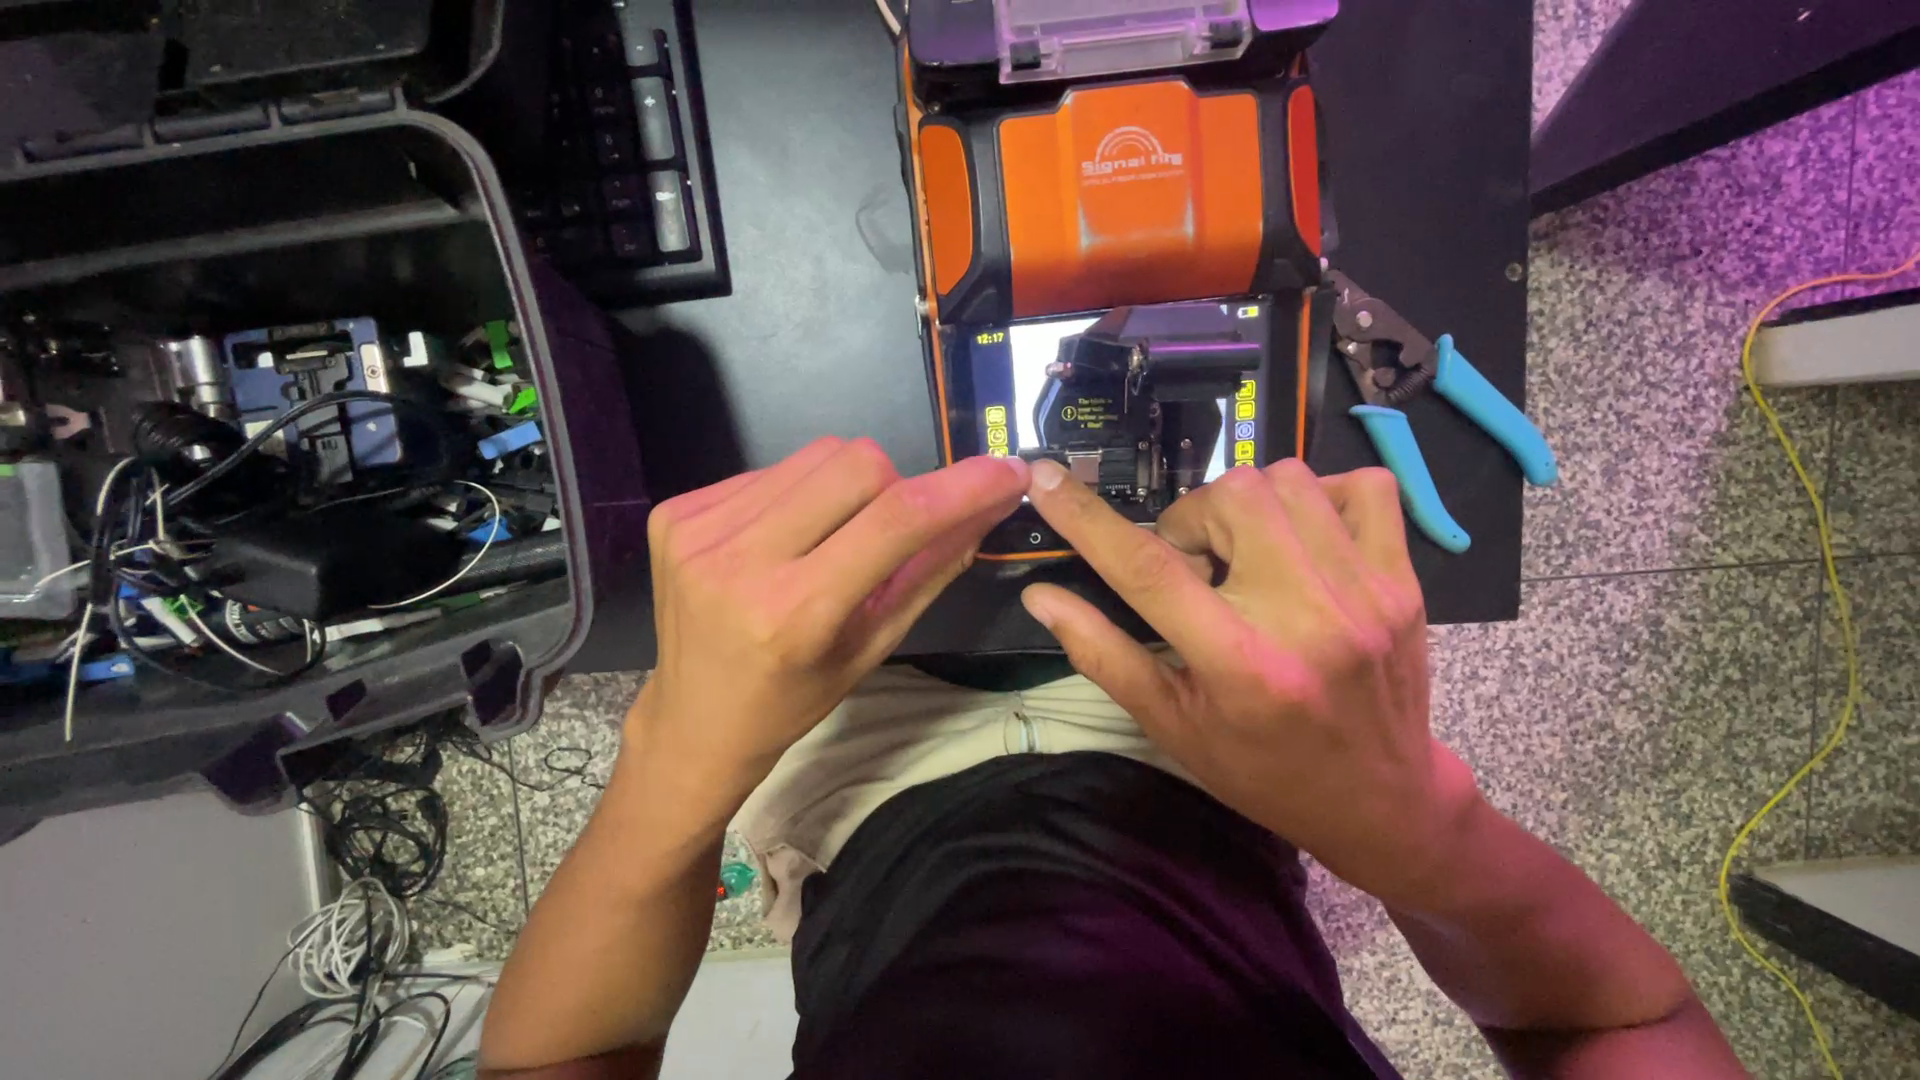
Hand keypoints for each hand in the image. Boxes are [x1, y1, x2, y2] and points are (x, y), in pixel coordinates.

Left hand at [627, 437, 1028, 803]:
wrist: (693, 720)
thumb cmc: (793, 699)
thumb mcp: (874, 645)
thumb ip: (932, 569)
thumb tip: (988, 505)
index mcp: (797, 612)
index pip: (897, 520)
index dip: (962, 487)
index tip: (1007, 472)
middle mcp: (740, 561)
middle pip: (857, 462)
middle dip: (894, 486)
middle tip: (885, 533)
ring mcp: (699, 530)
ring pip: (815, 455)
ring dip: (844, 488)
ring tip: (826, 539)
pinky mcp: (674, 511)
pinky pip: (771, 469)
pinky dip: (797, 495)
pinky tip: (781, 540)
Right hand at [1020, 458, 1482, 908]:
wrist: (1383, 800)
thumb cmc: (1261, 769)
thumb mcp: (1171, 725)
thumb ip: (1104, 655)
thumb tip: (1041, 595)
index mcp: (1238, 663)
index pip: (1147, 569)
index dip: (1085, 517)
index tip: (1044, 478)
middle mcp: (1305, 616)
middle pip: (1226, 499)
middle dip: (1191, 519)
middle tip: (1197, 566)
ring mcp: (1364, 591)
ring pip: (1285, 480)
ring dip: (1246, 505)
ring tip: (1246, 554)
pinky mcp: (1404, 578)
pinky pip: (1361, 485)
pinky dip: (1318, 495)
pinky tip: (1302, 537)